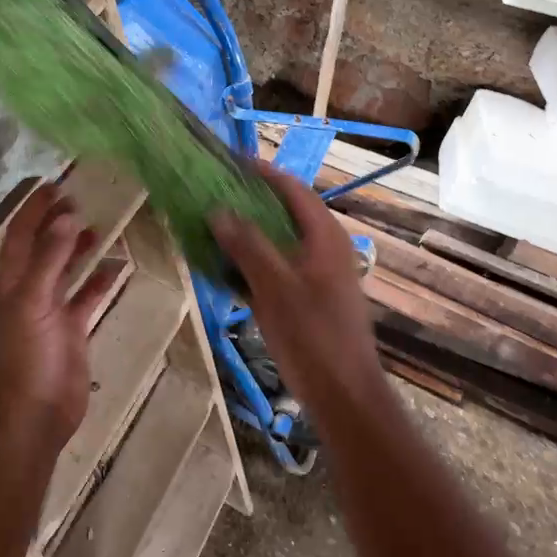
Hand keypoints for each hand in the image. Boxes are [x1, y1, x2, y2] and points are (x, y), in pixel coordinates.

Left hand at [0, 184, 119, 443]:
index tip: (55, 182)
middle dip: (58, 221)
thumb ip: (50, 258)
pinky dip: (101, 282)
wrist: (37, 410)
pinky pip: (87, 297)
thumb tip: (66, 215)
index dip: (34, 208)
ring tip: (100, 225)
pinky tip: (119, 268)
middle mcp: (30, 288)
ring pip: (66, 269)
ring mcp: (51, 309)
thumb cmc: (29, 354)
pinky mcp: (72, 328)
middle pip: (43, 246)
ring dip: (79, 247)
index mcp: (13, 279)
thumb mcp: (35, 300)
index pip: (21, 232)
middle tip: (82, 197)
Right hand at [208, 162, 381, 405]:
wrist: (344, 396)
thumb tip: (217, 210)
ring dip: (248, 230)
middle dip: (250, 199)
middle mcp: (325, 250)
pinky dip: (253, 259)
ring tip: (211, 224)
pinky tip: (225, 268)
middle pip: (286, 212)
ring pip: (279, 240)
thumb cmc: (313, 337)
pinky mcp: (310, 298)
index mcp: (325, 239)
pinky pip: (277, 265)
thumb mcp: (274, 287)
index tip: (229, 160)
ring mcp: (319, 275)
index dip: (263, 172)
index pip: (293, 189)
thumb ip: (247, 245)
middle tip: (212, 191)